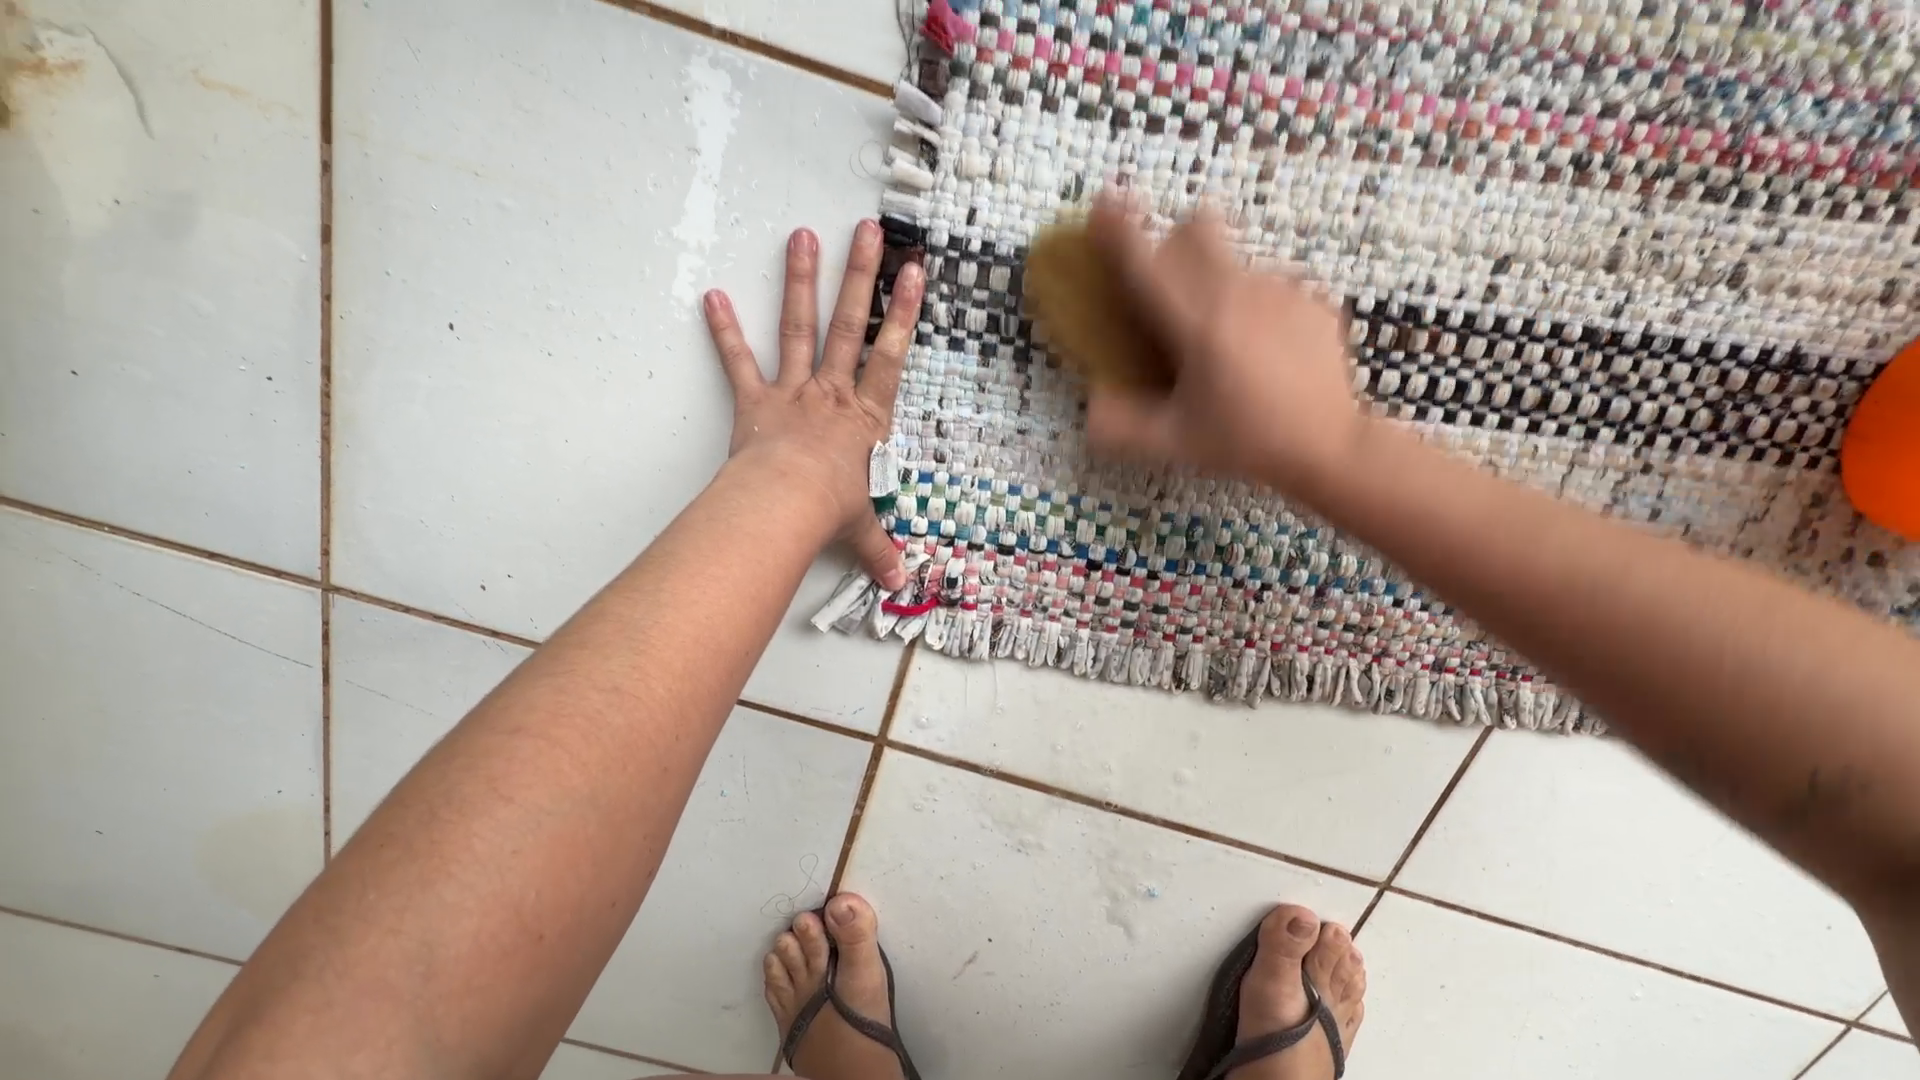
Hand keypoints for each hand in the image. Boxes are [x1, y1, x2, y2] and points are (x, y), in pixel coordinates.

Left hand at [702, 221, 923, 589]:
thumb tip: (900, 586)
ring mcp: (793, 392)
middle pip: (849, 325)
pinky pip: (739, 363)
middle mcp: (832, 394)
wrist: (783, 508)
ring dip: (801, 282)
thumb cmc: (828, 513)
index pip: (891, 355)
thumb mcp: (862, 533)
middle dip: (860, 276)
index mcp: (865, 418)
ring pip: (800, 329)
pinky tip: (714, 297)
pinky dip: (726, 332)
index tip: (914, 270)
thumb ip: (880, 551)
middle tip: (865, 230)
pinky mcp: (756, 402)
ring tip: (802, 236)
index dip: (904, 312)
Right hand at [1082, 194, 1364, 501]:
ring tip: (1226, 340)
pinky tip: (1264, 352)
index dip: (1118, 228)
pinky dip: (1255, 308)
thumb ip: (1120, 425)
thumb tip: (1093, 400)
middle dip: (1175, 241)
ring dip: (1216, 284)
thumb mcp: (1174, 444)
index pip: (1147, 263)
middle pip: (1198, 227)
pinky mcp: (1313, 299)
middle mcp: (1239, 293)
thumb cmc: (1247, 444)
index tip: (1102, 201)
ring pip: (1234, 260)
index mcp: (1198, 325)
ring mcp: (1282, 290)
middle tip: (1171, 285)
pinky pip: (1271, 286)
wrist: (1331, 446)